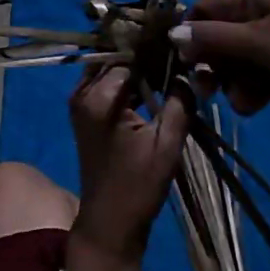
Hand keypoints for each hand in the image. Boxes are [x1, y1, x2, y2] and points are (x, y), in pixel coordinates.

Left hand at [64, 66, 187, 270]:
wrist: (109, 221)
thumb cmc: (139, 185)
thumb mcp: (168, 143)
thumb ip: (180, 100)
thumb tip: (191, 68)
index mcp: (100, 97)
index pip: (130, 55)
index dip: (156, 49)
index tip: (181, 48)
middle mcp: (82, 92)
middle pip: (116, 57)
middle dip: (144, 53)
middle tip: (176, 55)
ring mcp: (78, 100)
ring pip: (109, 67)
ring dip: (135, 65)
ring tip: (168, 66)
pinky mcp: (82, 110)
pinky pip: (104, 82)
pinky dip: (125, 79)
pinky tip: (151, 84)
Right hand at [169, 0, 269, 113]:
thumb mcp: (259, 41)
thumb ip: (212, 39)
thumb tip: (172, 34)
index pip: (202, 10)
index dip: (190, 38)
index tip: (185, 69)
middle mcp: (260, 6)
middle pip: (219, 36)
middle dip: (214, 65)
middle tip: (211, 93)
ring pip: (240, 57)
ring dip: (236, 81)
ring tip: (245, 103)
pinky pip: (263, 68)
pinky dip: (257, 85)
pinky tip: (257, 105)